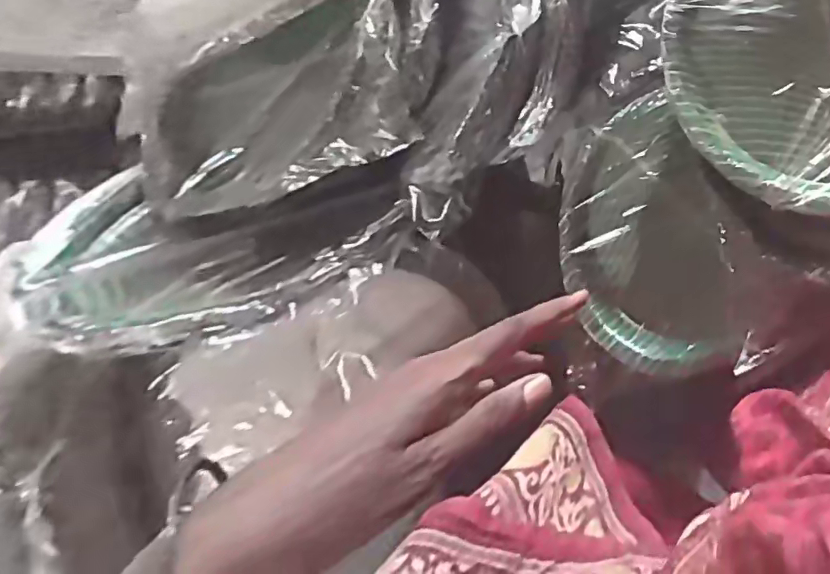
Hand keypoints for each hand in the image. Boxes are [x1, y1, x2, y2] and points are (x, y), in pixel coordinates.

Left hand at [173, 292, 588, 573]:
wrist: (246, 531)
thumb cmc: (343, 497)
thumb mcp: (422, 467)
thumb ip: (485, 420)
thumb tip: (544, 378)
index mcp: (437, 377)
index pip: (507, 334)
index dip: (548, 315)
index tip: (584, 297)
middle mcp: (423, 372)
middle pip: (492, 346)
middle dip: (535, 339)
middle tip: (575, 337)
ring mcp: (401, 390)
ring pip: (472, 368)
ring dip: (509, 368)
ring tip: (545, 376)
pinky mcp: (386, 411)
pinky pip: (451, 387)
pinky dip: (482, 389)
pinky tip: (489, 408)